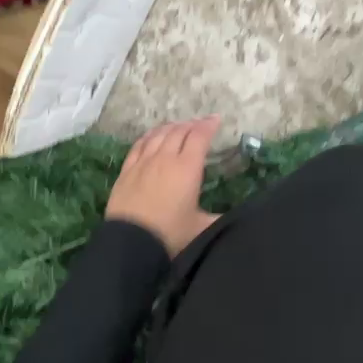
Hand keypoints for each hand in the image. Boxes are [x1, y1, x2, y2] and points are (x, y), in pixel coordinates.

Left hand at [107, 117, 221, 255]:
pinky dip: (150, 135)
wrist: (131, 242)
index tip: (216, 120)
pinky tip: (153, 135)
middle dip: (192, 125)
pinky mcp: (127, 169)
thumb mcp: (201, 227)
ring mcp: (144, 161)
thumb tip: (234, 218)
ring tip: (179, 126)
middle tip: (200, 124)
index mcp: (187, 168)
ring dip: (172, 127)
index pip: (199, 137)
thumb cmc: (170, 234)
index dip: (209, 125)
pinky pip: (139, 144)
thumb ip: (218, 219)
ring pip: (159, 134)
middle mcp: (165, 158)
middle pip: (179, 131)